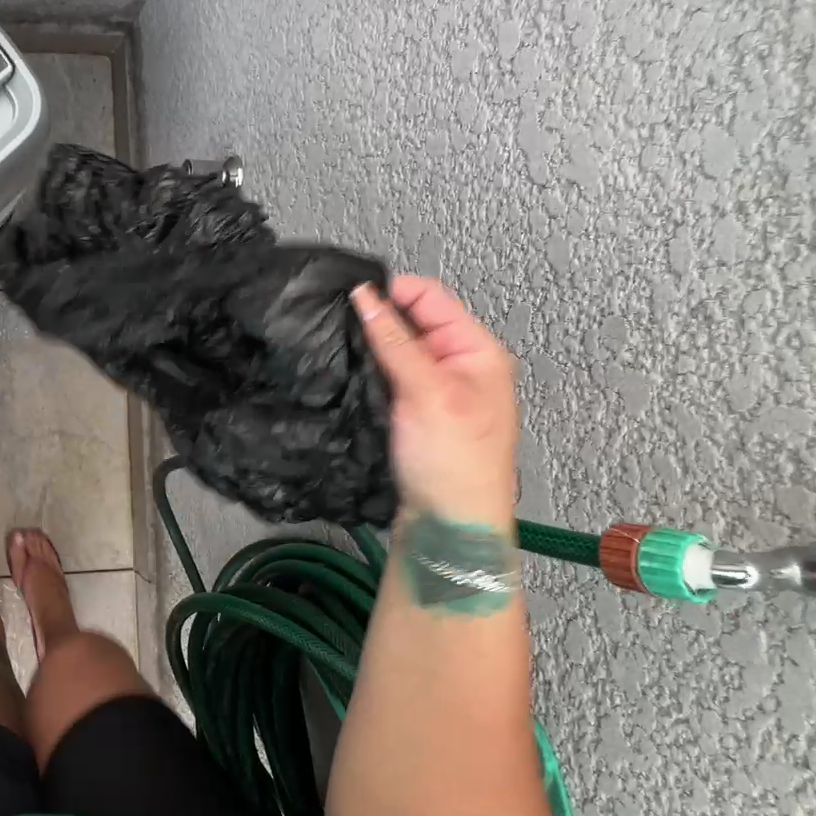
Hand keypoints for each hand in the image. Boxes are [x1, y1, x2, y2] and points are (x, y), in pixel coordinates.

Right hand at [351, 276, 517, 519]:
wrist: (449, 525)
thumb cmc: (456, 466)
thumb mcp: (427, 393)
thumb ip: (396, 342)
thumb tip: (366, 297)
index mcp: (476, 352)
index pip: (429, 297)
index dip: (391, 290)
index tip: (351, 297)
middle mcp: (455, 364)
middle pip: (409, 320)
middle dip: (375, 318)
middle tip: (339, 324)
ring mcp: (431, 386)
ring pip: (392, 348)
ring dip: (368, 346)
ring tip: (340, 349)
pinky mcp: (409, 408)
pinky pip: (383, 374)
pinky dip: (366, 370)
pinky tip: (349, 374)